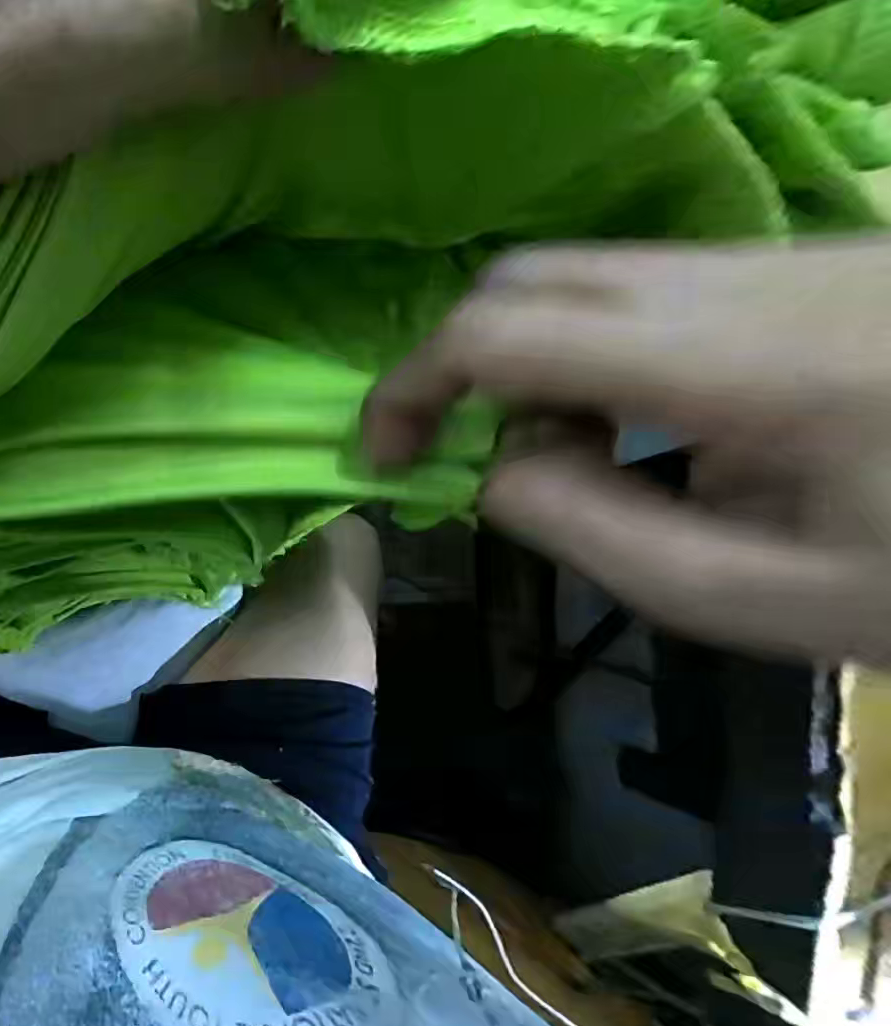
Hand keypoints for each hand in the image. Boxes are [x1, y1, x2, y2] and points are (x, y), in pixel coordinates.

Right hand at [362, 237, 890, 664]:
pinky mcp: (809, 265)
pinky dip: (579, 355)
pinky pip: (634, 290)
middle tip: (450, 443)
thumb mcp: (740, 596)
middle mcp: (763, 280)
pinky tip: (632, 420)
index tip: (388, 459)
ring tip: (564, 445)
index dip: (407, 390)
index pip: (499, 331)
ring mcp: (795, 259)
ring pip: (574, 280)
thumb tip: (491, 468)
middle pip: (522, 279)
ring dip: (518, 365)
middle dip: (448, 366)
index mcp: (753, 362)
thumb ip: (577, 527)